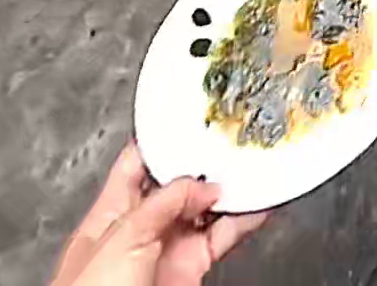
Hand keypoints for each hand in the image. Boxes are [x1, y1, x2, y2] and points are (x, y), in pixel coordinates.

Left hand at [49, 142, 268, 285]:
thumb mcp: (122, 239)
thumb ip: (166, 200)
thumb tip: (207, 184)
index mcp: (111, 213)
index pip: (139, 160)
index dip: (165, 135)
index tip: (194, 110)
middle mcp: (142, 225)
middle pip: (182, 178)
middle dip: (209, 158)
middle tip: (237, 134)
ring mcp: (168, 246)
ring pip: (208, 204)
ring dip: (235, 185)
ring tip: (260, 161)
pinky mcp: (191, 266)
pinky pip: (225, 233)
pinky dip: (248, 217)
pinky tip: (265, 201)